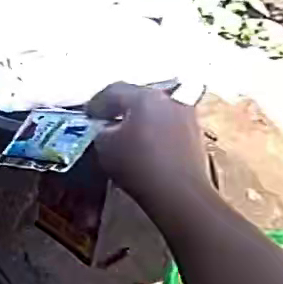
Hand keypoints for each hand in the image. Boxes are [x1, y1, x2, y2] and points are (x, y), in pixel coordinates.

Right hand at [87, 83, 213, 207]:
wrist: (179, 193)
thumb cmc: (136, 163)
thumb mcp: (102, 143)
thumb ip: (100, 128)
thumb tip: (104, 126)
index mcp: (144, 97)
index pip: (113, 90)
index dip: (95, 103)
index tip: (86, 116)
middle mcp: (169, 100)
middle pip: (137, 95)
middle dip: (118, 106)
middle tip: (103, 120)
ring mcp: (187, 116)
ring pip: (155, 108)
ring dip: (138, 116)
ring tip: (124, 131)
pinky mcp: (196, 133)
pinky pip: (167, 121)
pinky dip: (153, 126)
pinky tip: (143, 141)